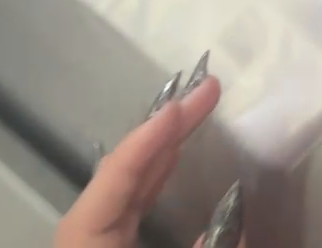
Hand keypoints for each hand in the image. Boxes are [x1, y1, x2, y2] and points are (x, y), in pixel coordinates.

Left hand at [54, 60, 243, 247]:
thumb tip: (238, 223)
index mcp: (84, 246)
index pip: (111, 184)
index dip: (144, 143)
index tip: (179, 105)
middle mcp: (83, 243)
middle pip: (117, 180)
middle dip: (163, 132)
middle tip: (208, 89)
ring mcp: (95, 246)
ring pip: (122, 193)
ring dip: (161, 149)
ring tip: (196, 108)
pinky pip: (126, 212)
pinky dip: (152, 179)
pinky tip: (173, 157)